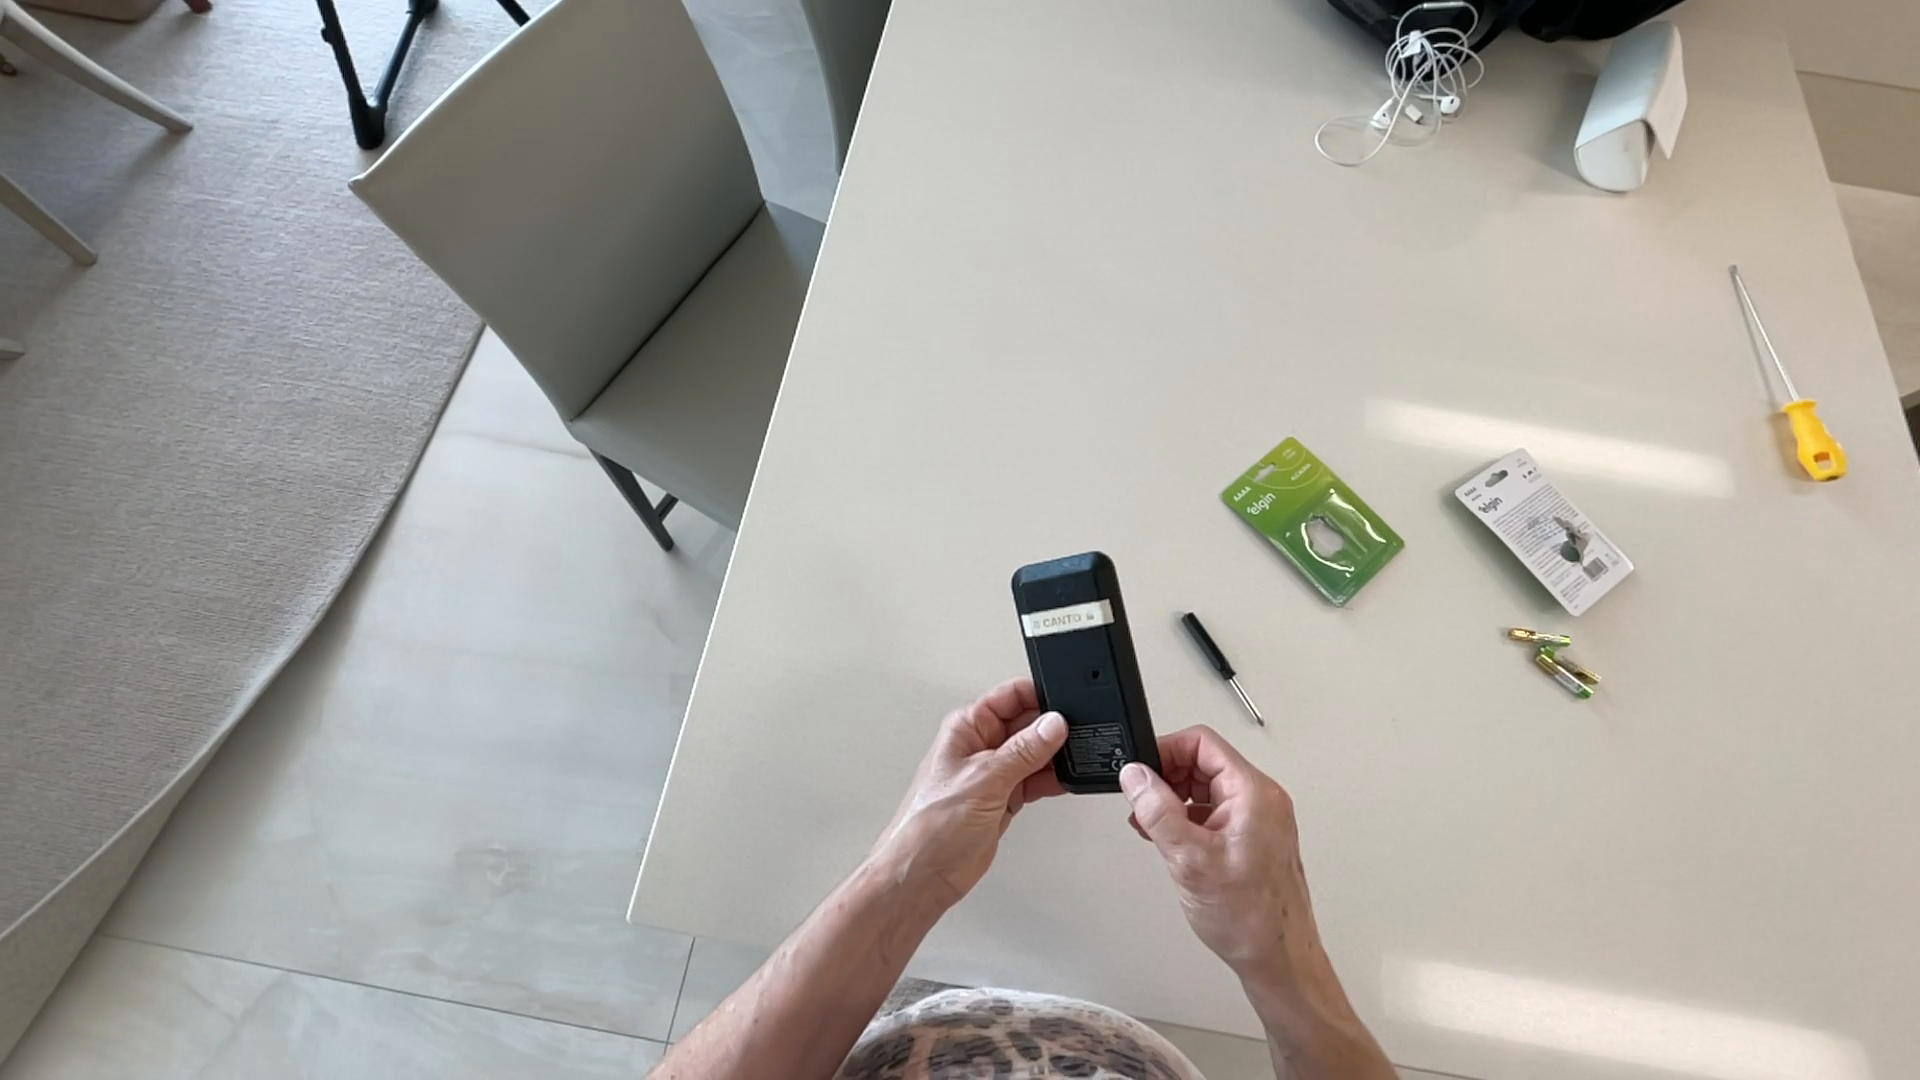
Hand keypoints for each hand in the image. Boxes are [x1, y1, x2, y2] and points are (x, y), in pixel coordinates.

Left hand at [872, 678, 1067, 908]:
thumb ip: (1023, 751)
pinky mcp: (1004, 798)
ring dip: (1054, 756)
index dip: (1038, 696)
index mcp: (967, 727)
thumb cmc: (929, 825)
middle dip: (1051, 727)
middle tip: (1075, 735)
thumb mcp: (984, 779)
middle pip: (1026, 722)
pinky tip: (1066, 780)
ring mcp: (993, 773)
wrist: (923, 875)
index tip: (1064, 705)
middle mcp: (980, 745)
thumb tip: (1052, 724)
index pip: (1009, 696)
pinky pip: (1035, 779)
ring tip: (1076, 758)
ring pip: (1034, 752)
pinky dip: (1051, 780)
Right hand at [1118, 726, 1323, 984]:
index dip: (1165, 750)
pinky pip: (1210, 810)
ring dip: (1172, 800)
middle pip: (1201, 762)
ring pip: (1203, 787)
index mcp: (1252, 793)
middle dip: (1165, 778)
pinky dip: (1184, 818)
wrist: (1279, 962)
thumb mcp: (1189, 858)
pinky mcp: (1249, 837)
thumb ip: (1157, 810)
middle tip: (1142, 801)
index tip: (1140, 770)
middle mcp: (1259, 800)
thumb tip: (1135, 775)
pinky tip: (1168, 840)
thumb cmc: (1250, 919)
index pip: (1201, 743)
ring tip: (1151, 825)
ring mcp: (1255, 819)